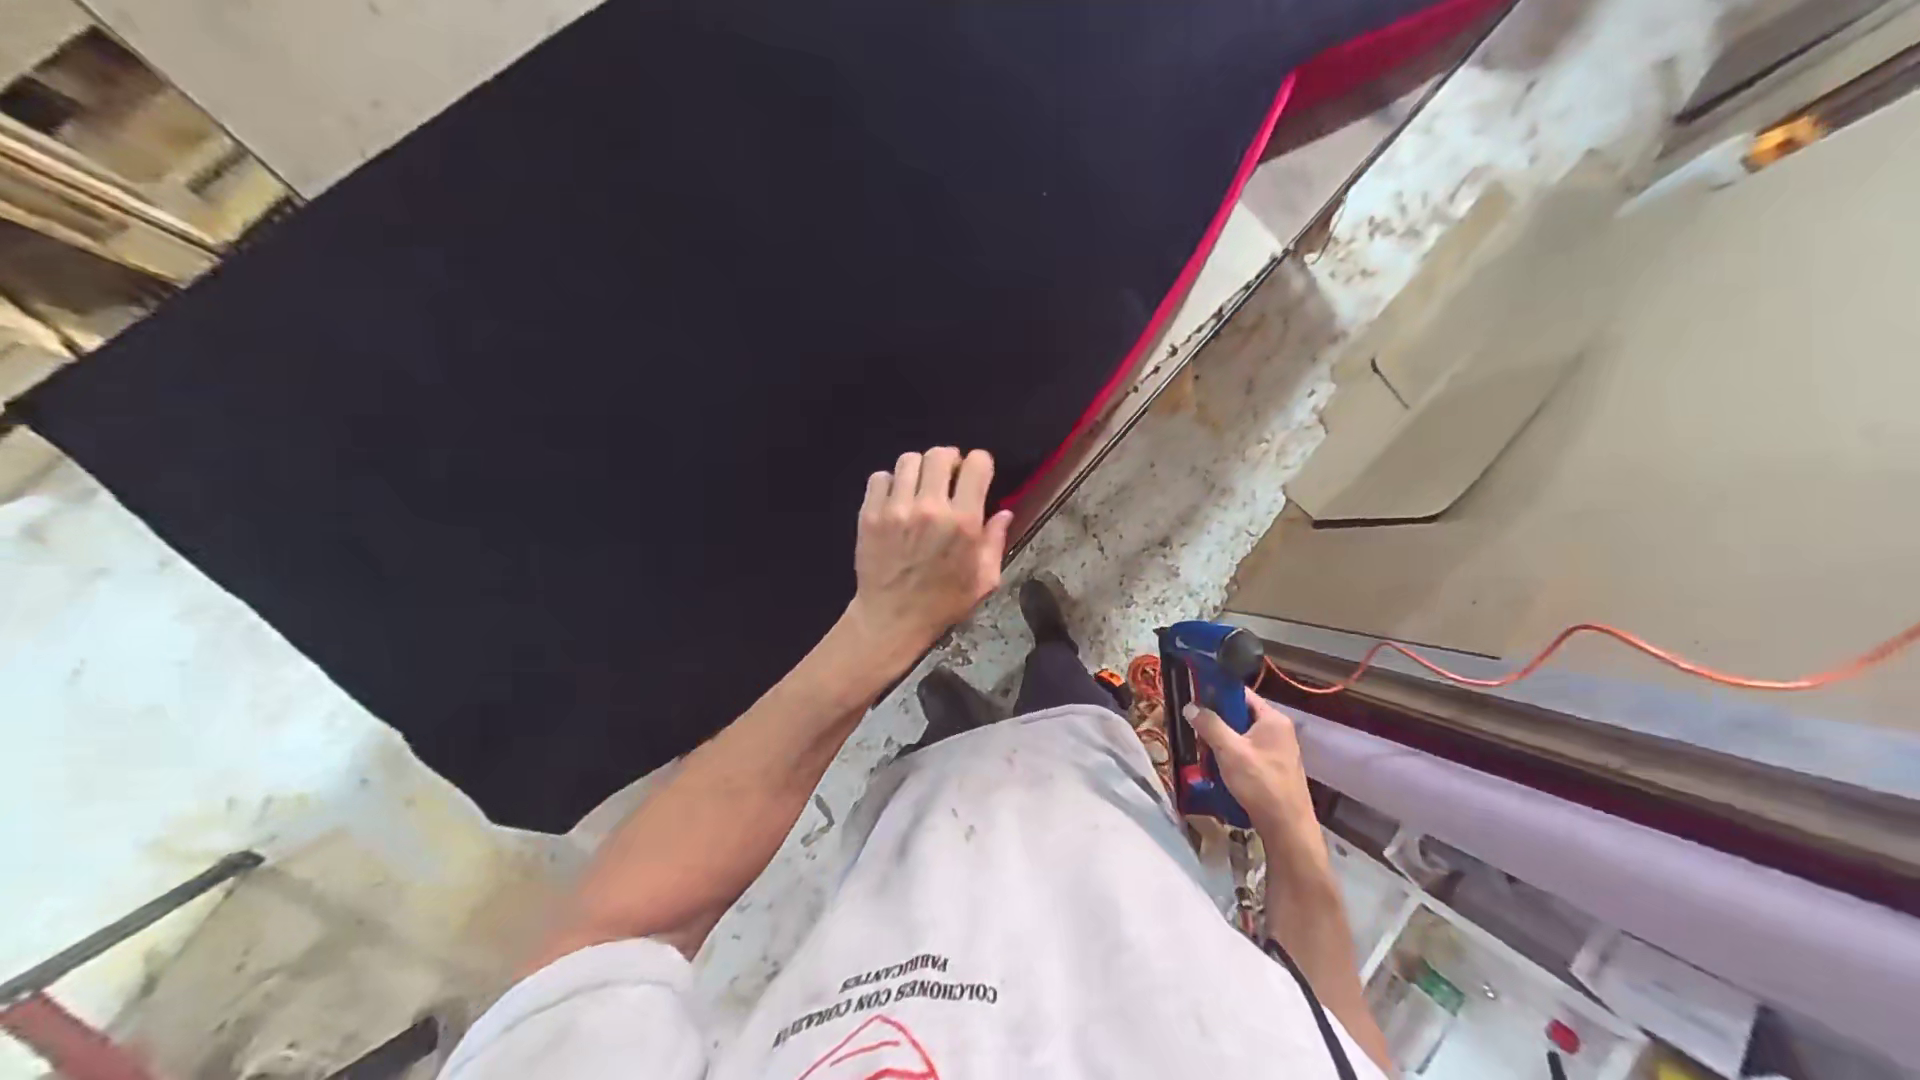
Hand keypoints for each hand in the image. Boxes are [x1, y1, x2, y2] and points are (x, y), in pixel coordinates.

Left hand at [849, 446, 1014, 651]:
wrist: (892, 619)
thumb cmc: (943, 602)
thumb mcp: (984, 580)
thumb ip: (995, 542)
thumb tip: (1004, 513)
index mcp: (964, 522)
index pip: (977, 463)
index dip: (979, 464)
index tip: (975, 476)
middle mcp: (930, 508)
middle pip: (940, 454)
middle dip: (949, 461)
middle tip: (947, 478)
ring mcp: (896, 509)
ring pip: (908, 460)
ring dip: (918, 470)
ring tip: (919, 488)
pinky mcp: (870, 514)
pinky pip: (879, 477)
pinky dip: (889, 483)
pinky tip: (896, 500)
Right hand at [1186, 688, 1320, 855]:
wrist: (1287, 827)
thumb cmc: (1260, 783)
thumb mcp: (1229, 751)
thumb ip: (1209, 725)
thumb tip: (1190, 706)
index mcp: (1272, 719)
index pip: (1241, 693)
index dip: (1218, 692)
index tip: (1195, 695)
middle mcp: (1278, 730)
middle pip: (1240, 714)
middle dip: (1217, 721)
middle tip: (1196, 727)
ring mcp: (1277, 750)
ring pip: (1241, 735)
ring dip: (1222, 740)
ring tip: (1203, 749)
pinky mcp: (1273, 767)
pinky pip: (1247, 751)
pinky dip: (1231, 755)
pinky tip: (1218, 767)